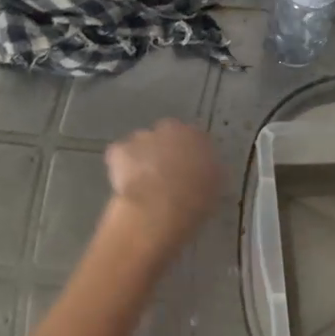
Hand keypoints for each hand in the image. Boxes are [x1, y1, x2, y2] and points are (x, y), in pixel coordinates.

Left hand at [103, 120, 221, 253]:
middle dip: (164, 152)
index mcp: (196, 136)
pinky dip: (121, 167)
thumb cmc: (195, 199)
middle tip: (164, 177)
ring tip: (143, 184)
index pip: (193, 139)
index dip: (188, 155)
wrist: (160, 207)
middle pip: (165, 137)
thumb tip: (203, 171)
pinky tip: (126, 185)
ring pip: (141, 145)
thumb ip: (208, 171)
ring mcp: (142, 136)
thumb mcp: (215, 186)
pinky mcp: (119, 149)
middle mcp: (169, 128)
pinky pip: (119, 155)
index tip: (186, 171)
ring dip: (142, 158)